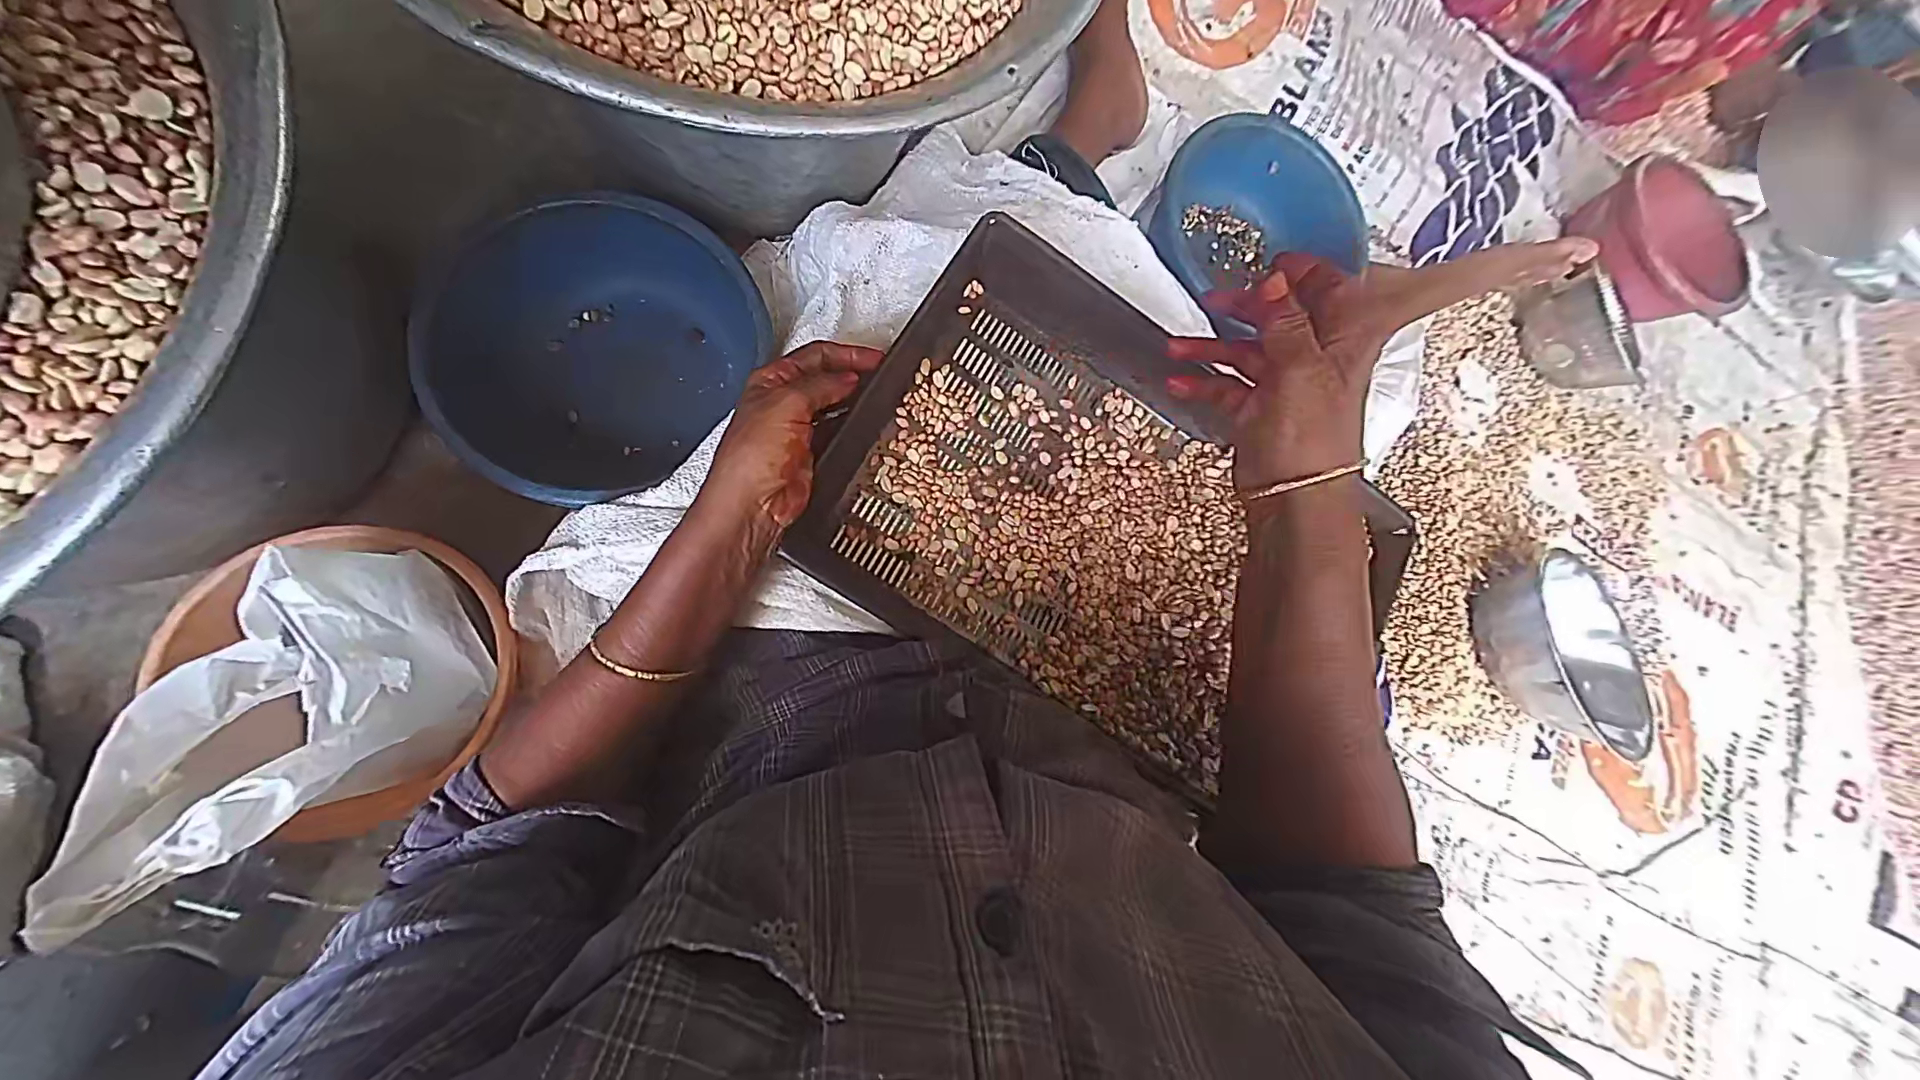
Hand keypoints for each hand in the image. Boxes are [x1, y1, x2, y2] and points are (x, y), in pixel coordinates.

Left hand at [702, 341, 884, 526]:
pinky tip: (864, 425)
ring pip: (835, 406)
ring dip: (854, 401)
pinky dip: (852, 427)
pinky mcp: (813, 453)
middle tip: (879, 375)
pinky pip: (838, 433)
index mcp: (771, 382)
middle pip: (826, 379)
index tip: (873, 359)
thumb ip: (820, 385)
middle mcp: (784, 403)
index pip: (814, 357)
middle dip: (852, 375)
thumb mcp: (787, 404)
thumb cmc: (751, 458)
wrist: (753, 504)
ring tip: (877, 398)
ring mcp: (799, 429)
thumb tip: (847, 377)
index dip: (846, 355)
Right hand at [1164, 238, 1598, 493]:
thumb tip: (1276, 278)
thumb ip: (1287, 320)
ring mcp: (1291, 377)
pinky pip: (1233, 383)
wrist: (1288, 499)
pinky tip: (1179, 379)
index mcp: (1359, 330)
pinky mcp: (1263, 404)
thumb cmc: (1308, 436)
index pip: (1451, 282)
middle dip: (1260, 295)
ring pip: (1255, 344)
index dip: (1511, 263)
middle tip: (1223, 291)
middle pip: (1302, 303)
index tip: (1573, 248)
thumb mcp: (1300, 371)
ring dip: (1215, 344)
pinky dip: (1207, 381)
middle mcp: (1328, 347)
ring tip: (1179, 344)